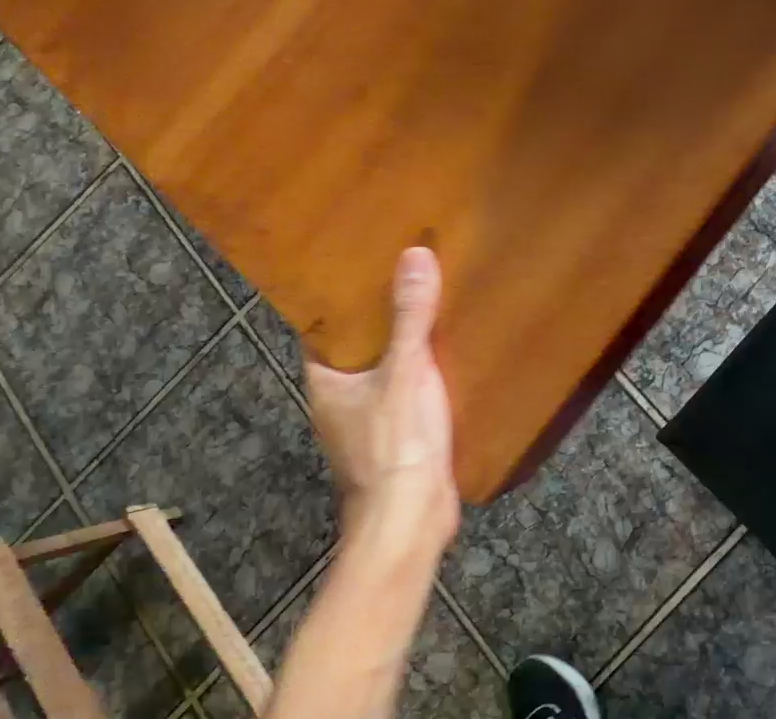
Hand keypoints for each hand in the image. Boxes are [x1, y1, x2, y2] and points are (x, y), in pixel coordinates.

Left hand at [304, 247, 459, 558]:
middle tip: (411, 278)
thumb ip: (411, 316)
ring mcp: (367, 424)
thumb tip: (414, 255)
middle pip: (358, 349)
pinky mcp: (397, 440)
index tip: (368, 266)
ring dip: (405, 349)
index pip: (325, 329)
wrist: (410, 520)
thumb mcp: (405, 371)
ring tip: (435, 310)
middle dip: (381, 319)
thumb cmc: (395, 444)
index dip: (343, 299)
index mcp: (325, 383)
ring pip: (384, 373)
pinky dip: (422, 375)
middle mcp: (339, 402)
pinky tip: (450, 360)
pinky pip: (406, 394)